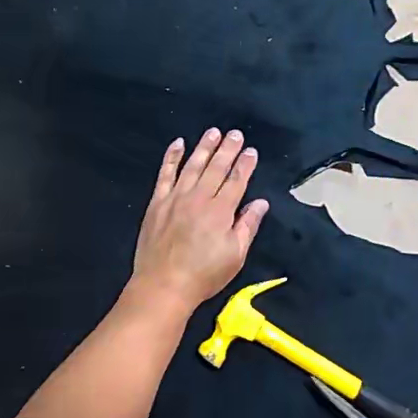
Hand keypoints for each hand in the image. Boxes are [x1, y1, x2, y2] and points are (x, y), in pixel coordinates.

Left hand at [125, 128, 268, 314]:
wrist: (163, 284)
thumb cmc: (203, 275)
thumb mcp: (235, 255)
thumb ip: (248, 226)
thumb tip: (260, 204)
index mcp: (221, 211)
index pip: (237, 181)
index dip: (245, 164)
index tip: (251, 151)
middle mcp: (199, 198)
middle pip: (216, 168)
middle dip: (228, 149)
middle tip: (235, 134)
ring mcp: (176, 198)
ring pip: (193, 165)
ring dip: (204, 147)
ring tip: (213, 133)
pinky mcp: (157, 203)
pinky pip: (165, 174)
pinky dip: (172, 157)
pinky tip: (178, 145)